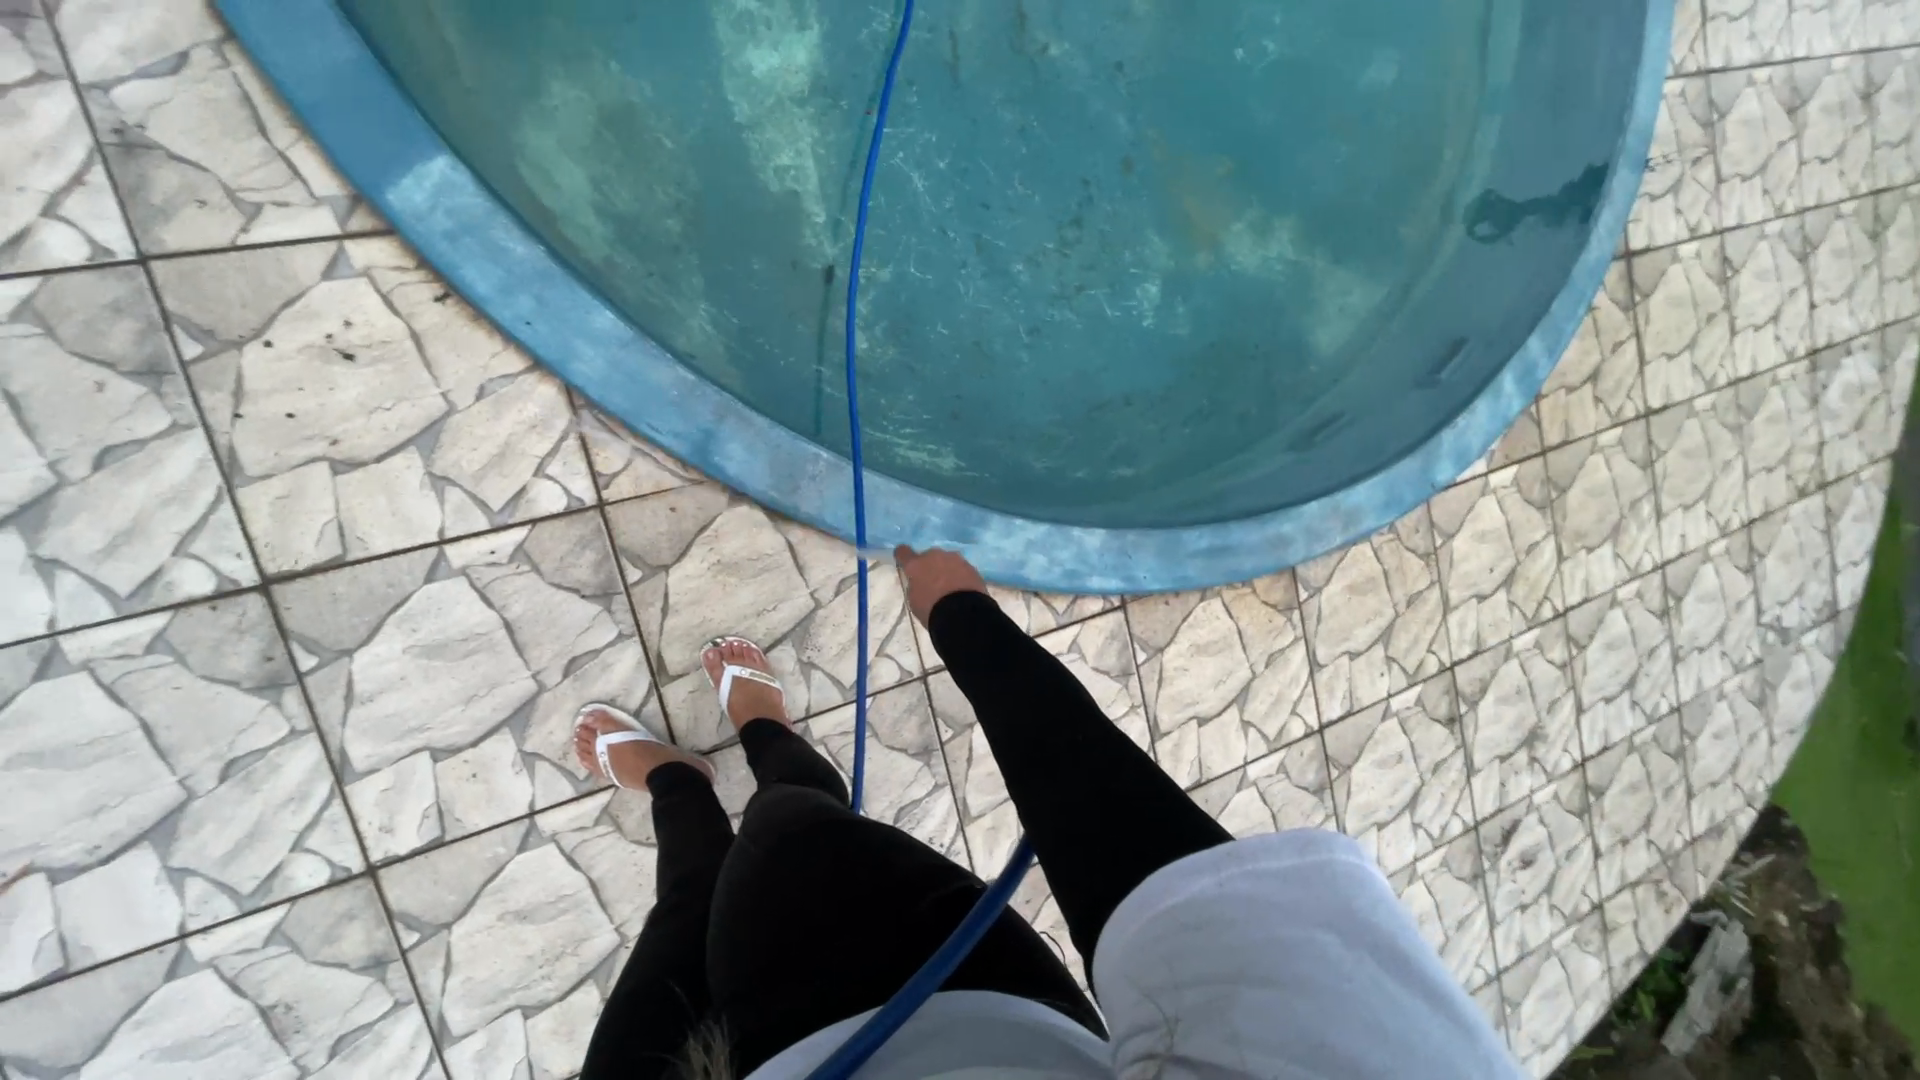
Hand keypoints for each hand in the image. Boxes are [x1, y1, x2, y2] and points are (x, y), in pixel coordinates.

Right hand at [894, 546, 987, 625]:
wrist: (962, 613)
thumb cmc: (931, 609)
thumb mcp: (914, 600)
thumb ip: (915, 586)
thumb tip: (921, 582)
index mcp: (916, 564)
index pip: (904, 552)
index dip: (903, 555)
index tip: (904, 559)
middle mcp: (935, 556)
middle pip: (929, 556)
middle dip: (929, 565)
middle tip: (932, 581)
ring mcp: (955, 559)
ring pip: (947, 561)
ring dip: (946, 569)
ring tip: (950, 586)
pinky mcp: (971, 567)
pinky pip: (961, 569)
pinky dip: (960, 575)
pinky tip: (962, 588)